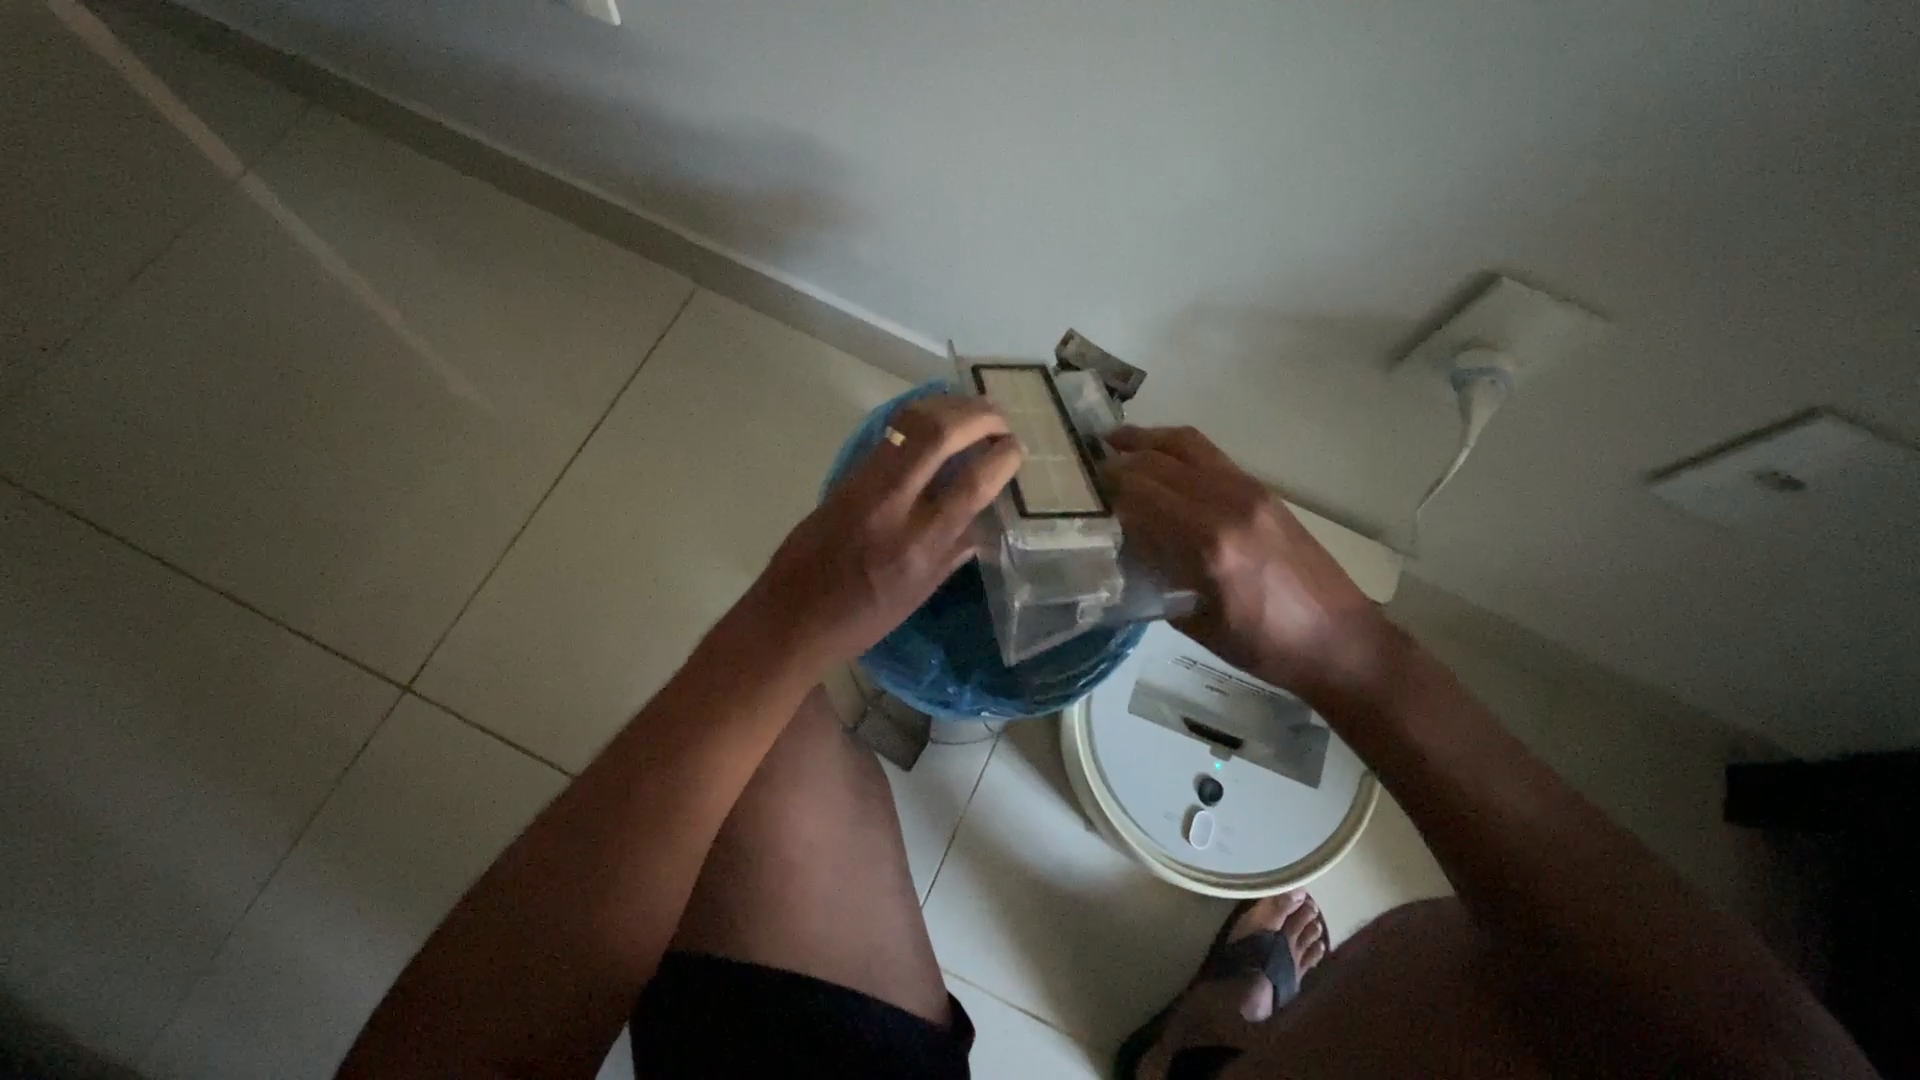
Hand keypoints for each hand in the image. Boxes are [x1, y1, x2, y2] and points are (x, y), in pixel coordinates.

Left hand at [747, 394, 1023, 673]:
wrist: (790, 617)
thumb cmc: (861, 619)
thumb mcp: (919, 594)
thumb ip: (954, 551)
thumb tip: (984, 520)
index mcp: (918, 545)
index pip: (970, 484)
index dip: (1002, 457)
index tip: (1016, 449)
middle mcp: (892, 505)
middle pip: (938, 434)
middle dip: (978, 415)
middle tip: (1001, 419)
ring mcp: (863, 484)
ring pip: (909, 423)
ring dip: (948, 407)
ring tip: (975, 410)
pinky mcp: (845, 477)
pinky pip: (889, 434)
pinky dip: (922, 418)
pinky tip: (939, 422)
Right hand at [1104, 426, 1387, 697]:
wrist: (1339, 640)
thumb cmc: (1264, 646)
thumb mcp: (1196, 622)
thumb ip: (1157, 578)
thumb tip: (1124, 549)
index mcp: (1209, 545)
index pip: (1140, 498)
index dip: (1104, 491)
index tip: (1075, 494)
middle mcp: (1227, 505)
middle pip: (1157, 465)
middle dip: (1115, 463)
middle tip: (1083, 470)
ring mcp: (1249, 491)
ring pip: (1185, 446)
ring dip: (1145, 441)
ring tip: (1112, 441)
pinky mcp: (1262, 491)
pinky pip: (1209, 455)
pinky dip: (1176, 447)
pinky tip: (1157, 456)